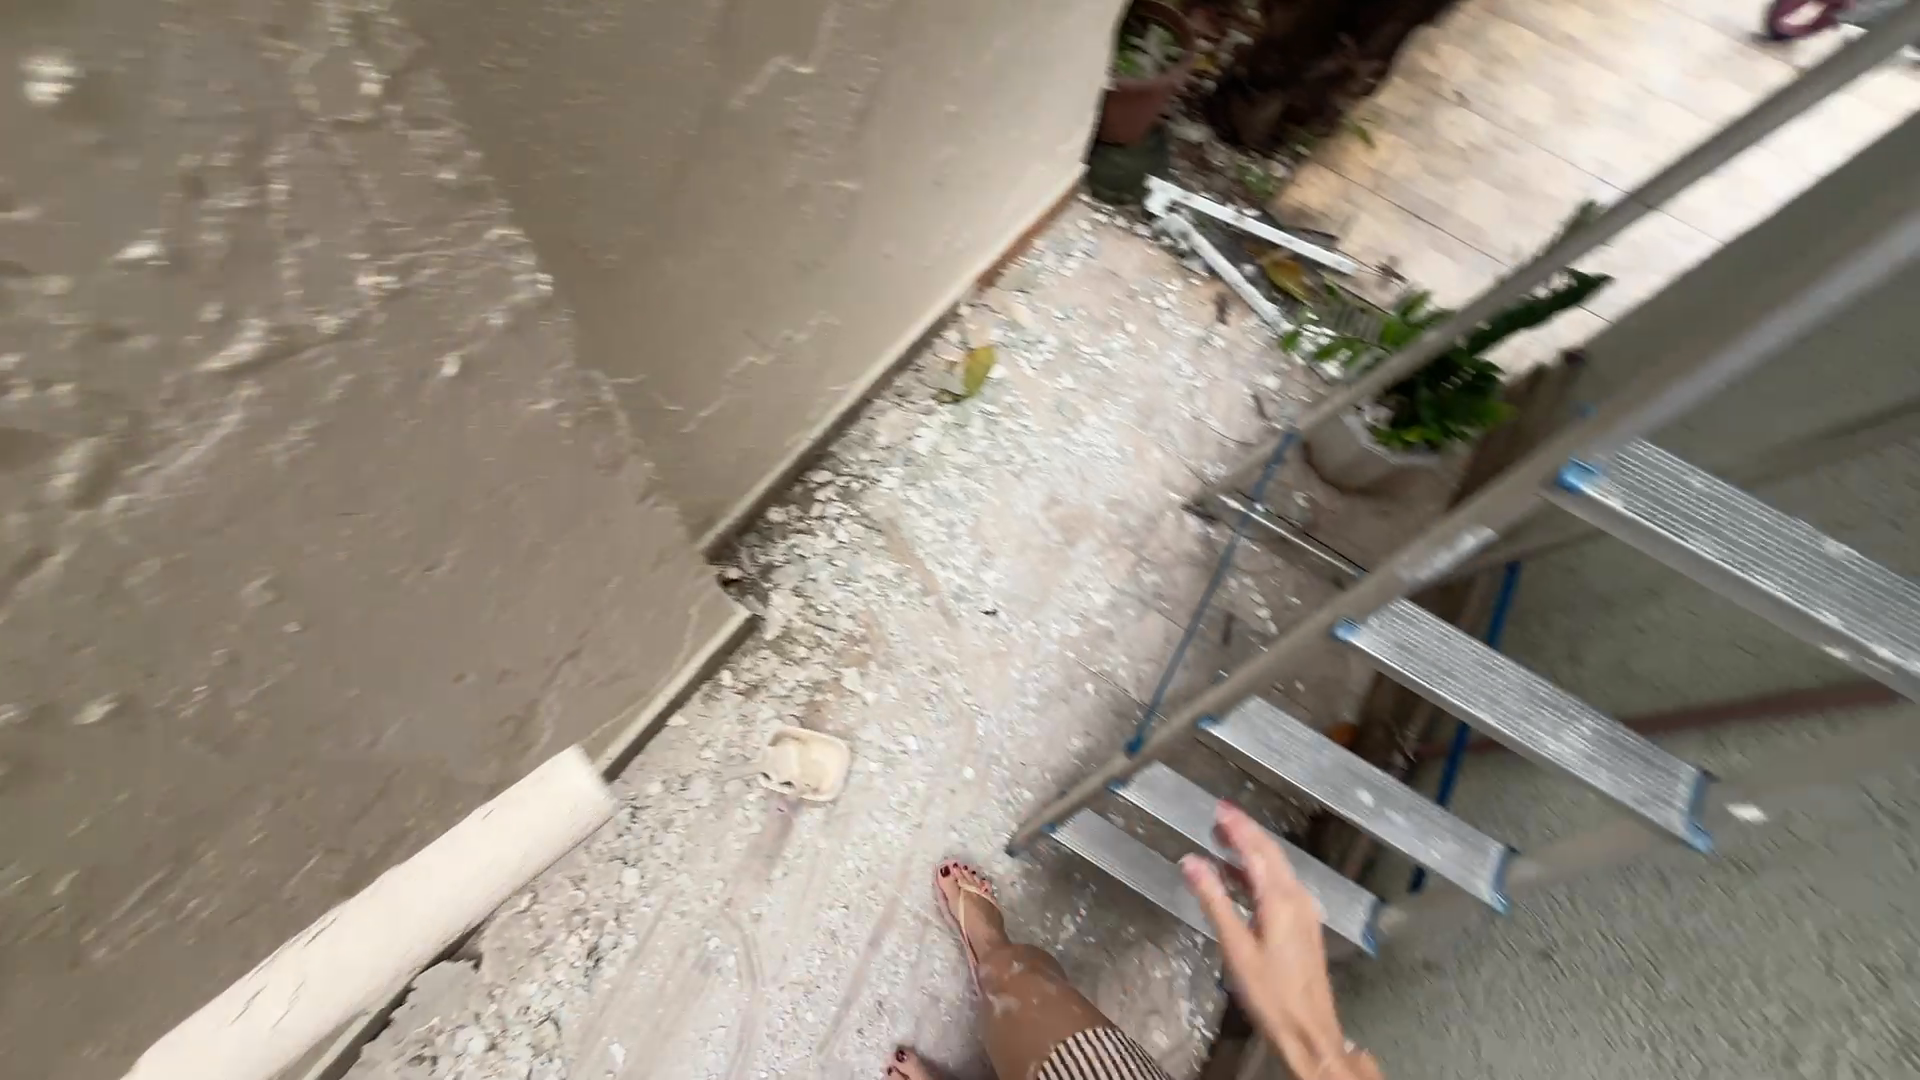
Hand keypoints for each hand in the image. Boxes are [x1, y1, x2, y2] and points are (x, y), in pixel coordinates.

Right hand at [1180, 802, 1381, 1079]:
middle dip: (1246, 831)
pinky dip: (1259, 870)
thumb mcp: (1235, 947)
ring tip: (1224, 837)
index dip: (1237, 827)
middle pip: (1270, 854)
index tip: (1219, 808)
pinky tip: (1240, 875)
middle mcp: (1297, 898)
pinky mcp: (1303, 925)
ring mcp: (1304, 912)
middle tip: (1220, 814)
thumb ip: (1214, 900)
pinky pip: (1280, 883)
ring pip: (1276, 868)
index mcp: (1280, 900)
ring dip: (1252, 849)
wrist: (1311, 1034)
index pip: (1256, 851)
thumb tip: (1190, 861)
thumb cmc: (1269, 993)